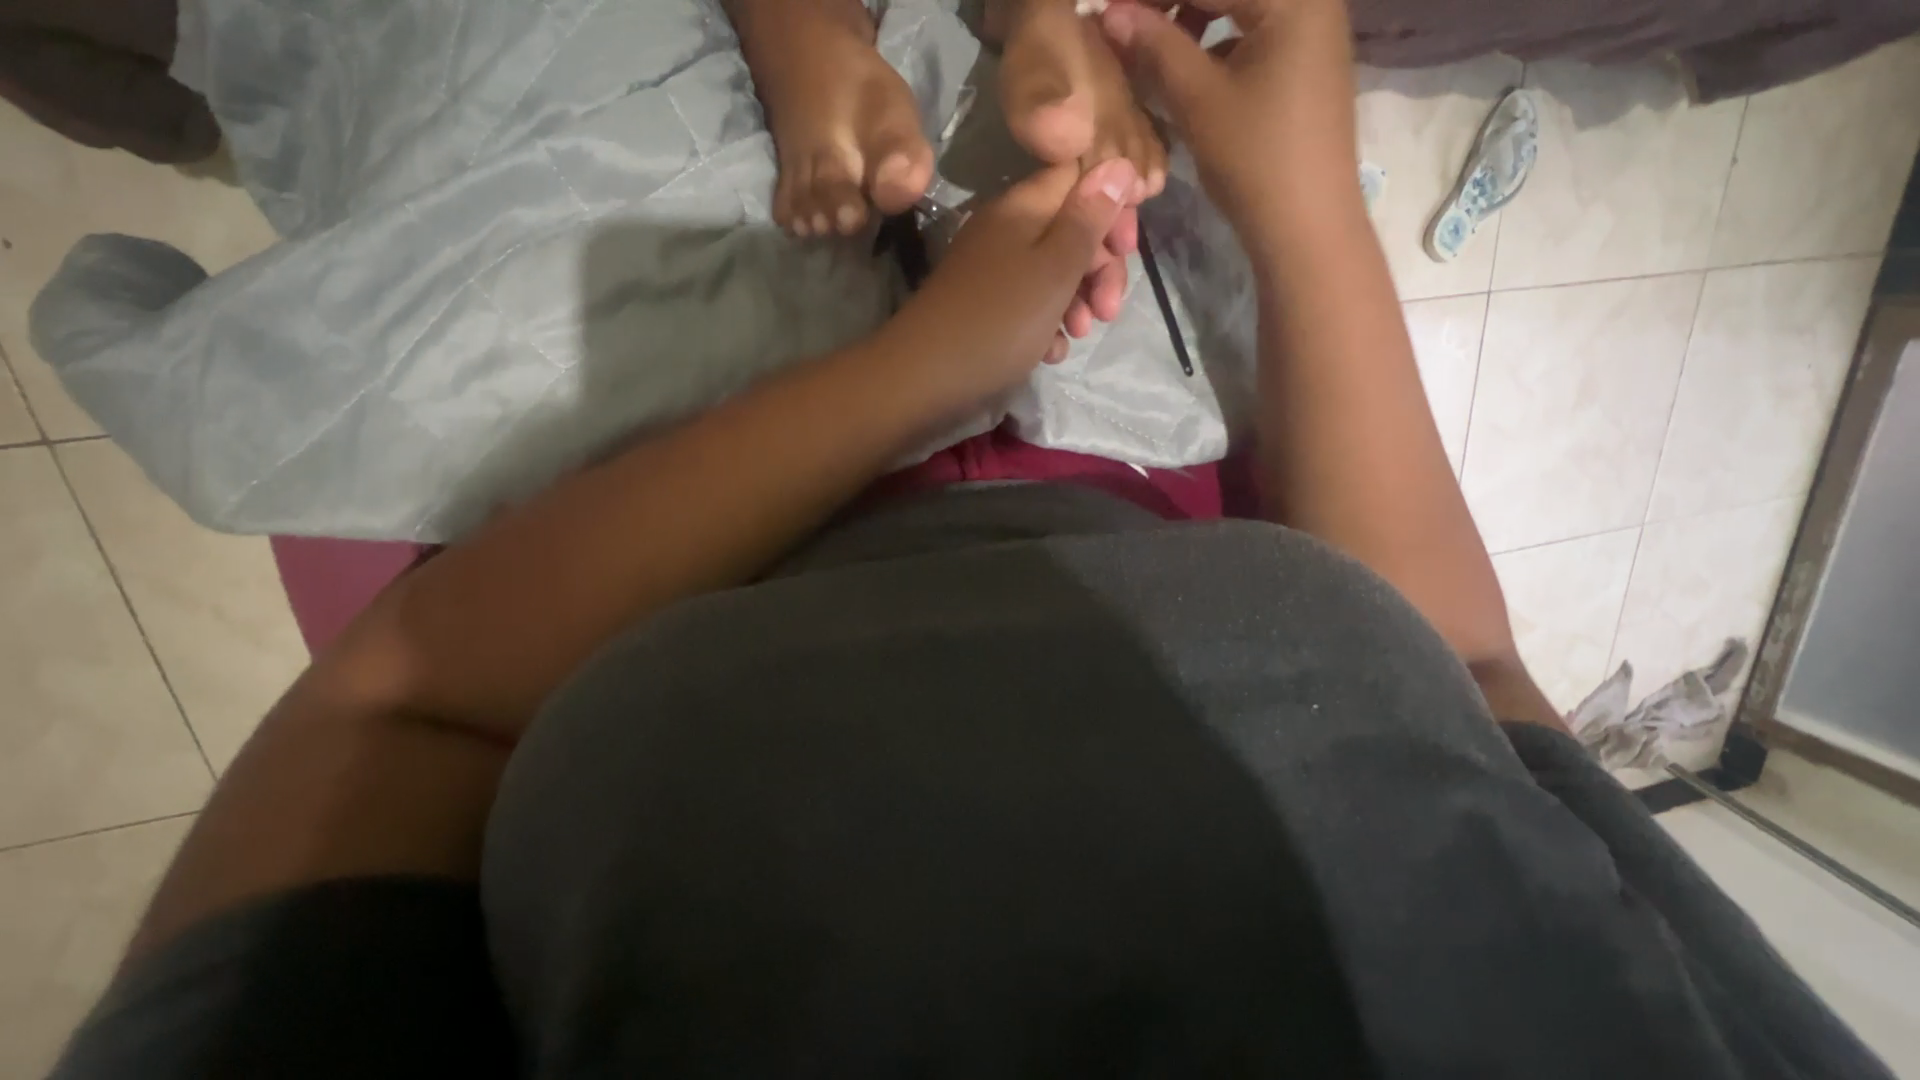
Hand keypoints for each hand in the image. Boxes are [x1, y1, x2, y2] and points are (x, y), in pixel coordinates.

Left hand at [882, 157, 1137, 393]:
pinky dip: (1047, 325)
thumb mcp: (1054, 270)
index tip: (1128, 249)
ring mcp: (993, 269)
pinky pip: (1030, 305)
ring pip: (1054, 272)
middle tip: (1108, 310)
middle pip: (1071, 229)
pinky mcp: (985, 306)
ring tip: (1079, 334)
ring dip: (1077, 301)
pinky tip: (1050, 352)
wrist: (921, 380)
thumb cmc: (998, 322)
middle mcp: (1006, 229)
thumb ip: (1088, 219)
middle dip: (1100, 267)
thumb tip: (1119, 164)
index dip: (1113, 207)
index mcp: (1022, 206)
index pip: (1081, 178)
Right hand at [1100, 0, 1359, 239]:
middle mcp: (1312, 0)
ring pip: (1241, 6)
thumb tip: (1110, 11)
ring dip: (1192, 16)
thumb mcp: (1198, 99)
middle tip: (1124, 21)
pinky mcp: (1306, 62)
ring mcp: (1313, 30)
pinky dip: (1215, 39)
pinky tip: (1185, 64)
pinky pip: (1254, 30)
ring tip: (1149, 43)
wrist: (1307, 225)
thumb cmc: (1254, 159)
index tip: (1108, 6)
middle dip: (1173, 3)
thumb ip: (1156, 46)